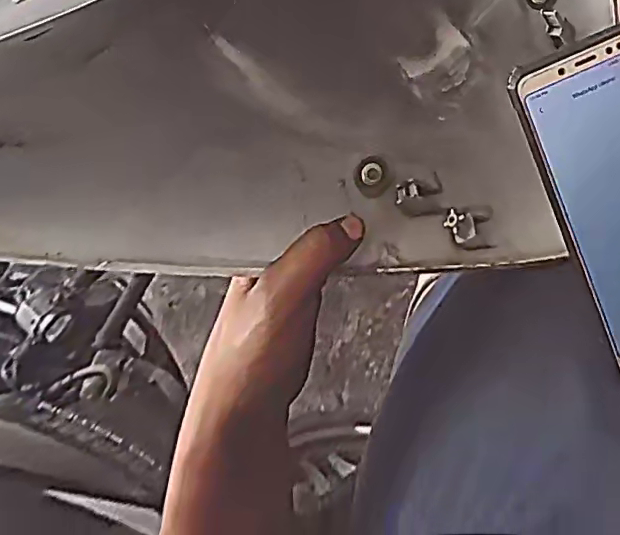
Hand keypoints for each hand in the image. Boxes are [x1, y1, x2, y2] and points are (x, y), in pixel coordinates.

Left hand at [186, 215, 362, 430]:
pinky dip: (349, 263)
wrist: (242, 424)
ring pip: (324, 247)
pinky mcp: (303, 306)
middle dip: (345, 216)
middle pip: (314, 225)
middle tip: (377, 211)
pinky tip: (357, 262)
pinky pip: (331, 270)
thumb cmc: (243, 366)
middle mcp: (268, 266)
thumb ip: (311, 255)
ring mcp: (286, 286)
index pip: (297, 209)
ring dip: (349, 239)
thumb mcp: (278, 296)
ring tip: (373, 229)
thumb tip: (348, 226)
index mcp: (254, 254)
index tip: (366, 195)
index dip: (330, 198)